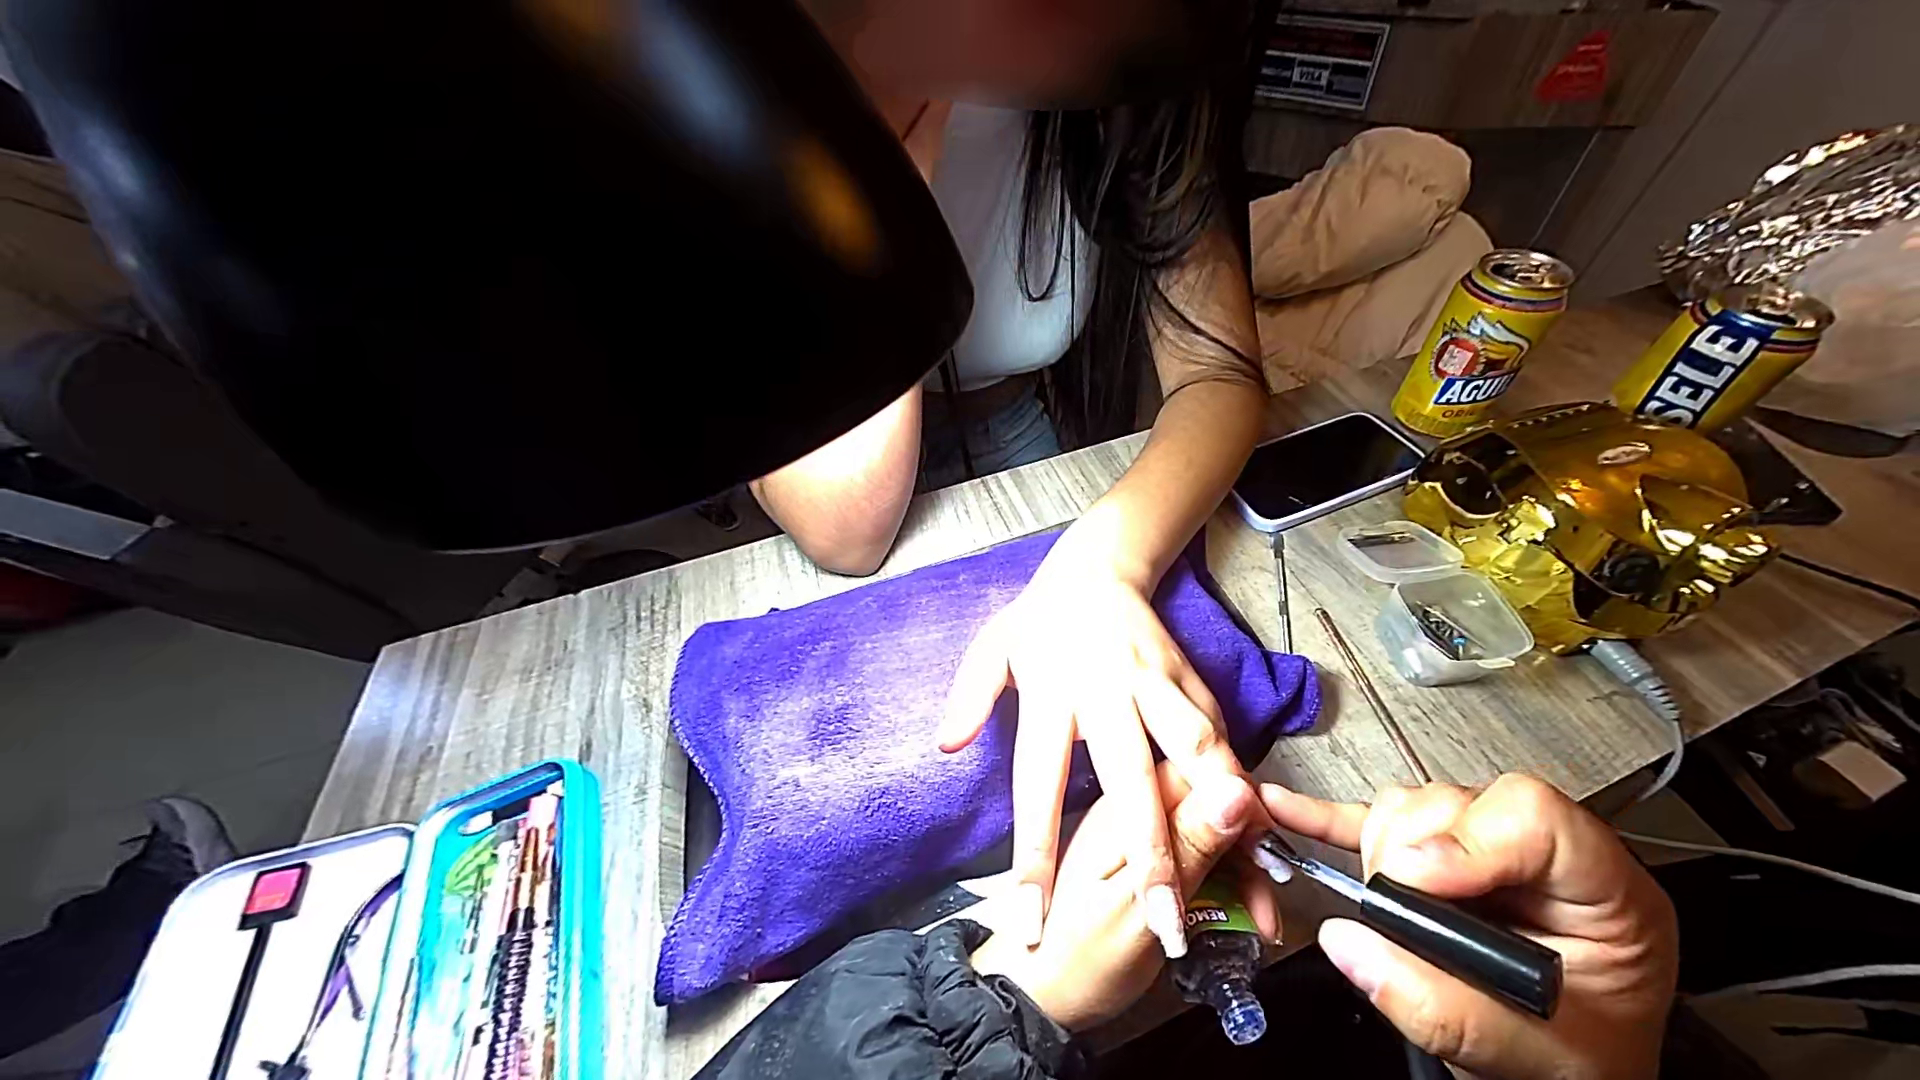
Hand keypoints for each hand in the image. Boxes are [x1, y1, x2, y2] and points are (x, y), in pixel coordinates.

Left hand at [936, 526, 1254, 956]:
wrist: (1097, 568)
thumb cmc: (1038, 618)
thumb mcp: (992, 646)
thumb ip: (970, 695)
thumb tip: (947, 746)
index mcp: (1051, 691)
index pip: (1037, 781)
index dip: (1034, 855)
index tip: (1032, 921)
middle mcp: (1109, 690)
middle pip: (1130, 776)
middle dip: (1147, 852)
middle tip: (1160, 925)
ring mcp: (1156, 684)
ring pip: (1196, 751)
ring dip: (1216, 817)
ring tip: (1239, 883)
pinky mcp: (1190, 679)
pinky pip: (1220, 734)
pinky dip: (1240, 781)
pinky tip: (1255, 827)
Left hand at [971, 770, 1258, 1030]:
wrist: (1039, 987)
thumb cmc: (1079, 955)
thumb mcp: (1139, 906)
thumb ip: (1185, 846)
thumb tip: (1235, 786)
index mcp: (1124, 805)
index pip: (1197, 769)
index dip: (1243, 805)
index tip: (1268, 852)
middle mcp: (1128, 804)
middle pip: (1208, 796)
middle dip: (1248, 842)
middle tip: (1266, 895)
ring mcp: (1134, 826)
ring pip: (1207, 825)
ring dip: (1241, 867)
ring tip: (1258, 917)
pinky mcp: (1141, 851)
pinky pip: (1195, 849)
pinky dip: (1224, 879)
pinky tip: (1238, 910)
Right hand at [1262, 775, 1678, 1079]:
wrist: (1560, 1066)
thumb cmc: (1573, 1059)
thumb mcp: (1536, 1056)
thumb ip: (1447, 1010)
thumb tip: (1347, 941)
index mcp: (1601, 891)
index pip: (1532, 815)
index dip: (1465, 835)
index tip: (1417, 879)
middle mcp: (1535, 851)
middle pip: (1451, 804)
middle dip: (1405, 854)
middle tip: (1393, 910)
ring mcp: (1476, 843)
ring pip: (1406, 805)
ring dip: (1375, 849)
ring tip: (1377, 901)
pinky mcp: (1425, 851)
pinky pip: (1369, 819)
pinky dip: (1326, 819)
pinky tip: (1286, 808)